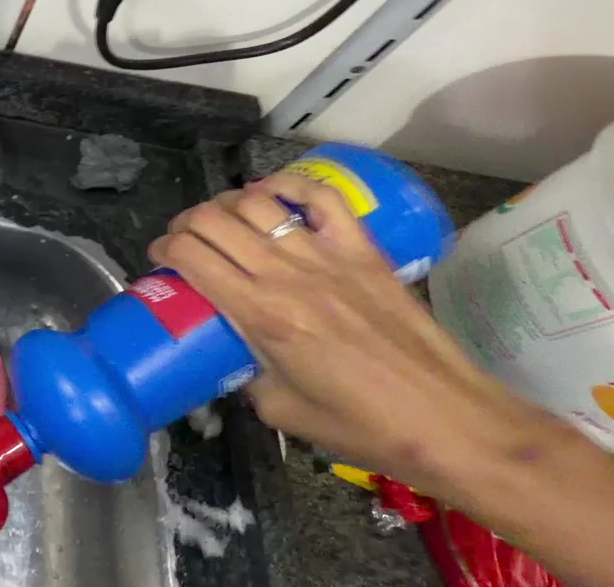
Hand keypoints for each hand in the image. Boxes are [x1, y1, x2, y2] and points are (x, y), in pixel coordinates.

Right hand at [148, 172, 572, 503]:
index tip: (160, 259)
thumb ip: (244, 374)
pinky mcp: (362, 250)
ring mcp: (326, 256)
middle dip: (183, 225)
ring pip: (255, 202)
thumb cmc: (365, 427)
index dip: (163, 250)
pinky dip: (287, 185)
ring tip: (222, 221)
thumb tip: (232, 354)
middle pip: (211, 220)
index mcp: (260, 315)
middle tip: (183, 241)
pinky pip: (319, 196)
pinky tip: (271, 195)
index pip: (190, 256)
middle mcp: (285, 275)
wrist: (453, 425)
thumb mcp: (281, 411)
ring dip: (225, 205)